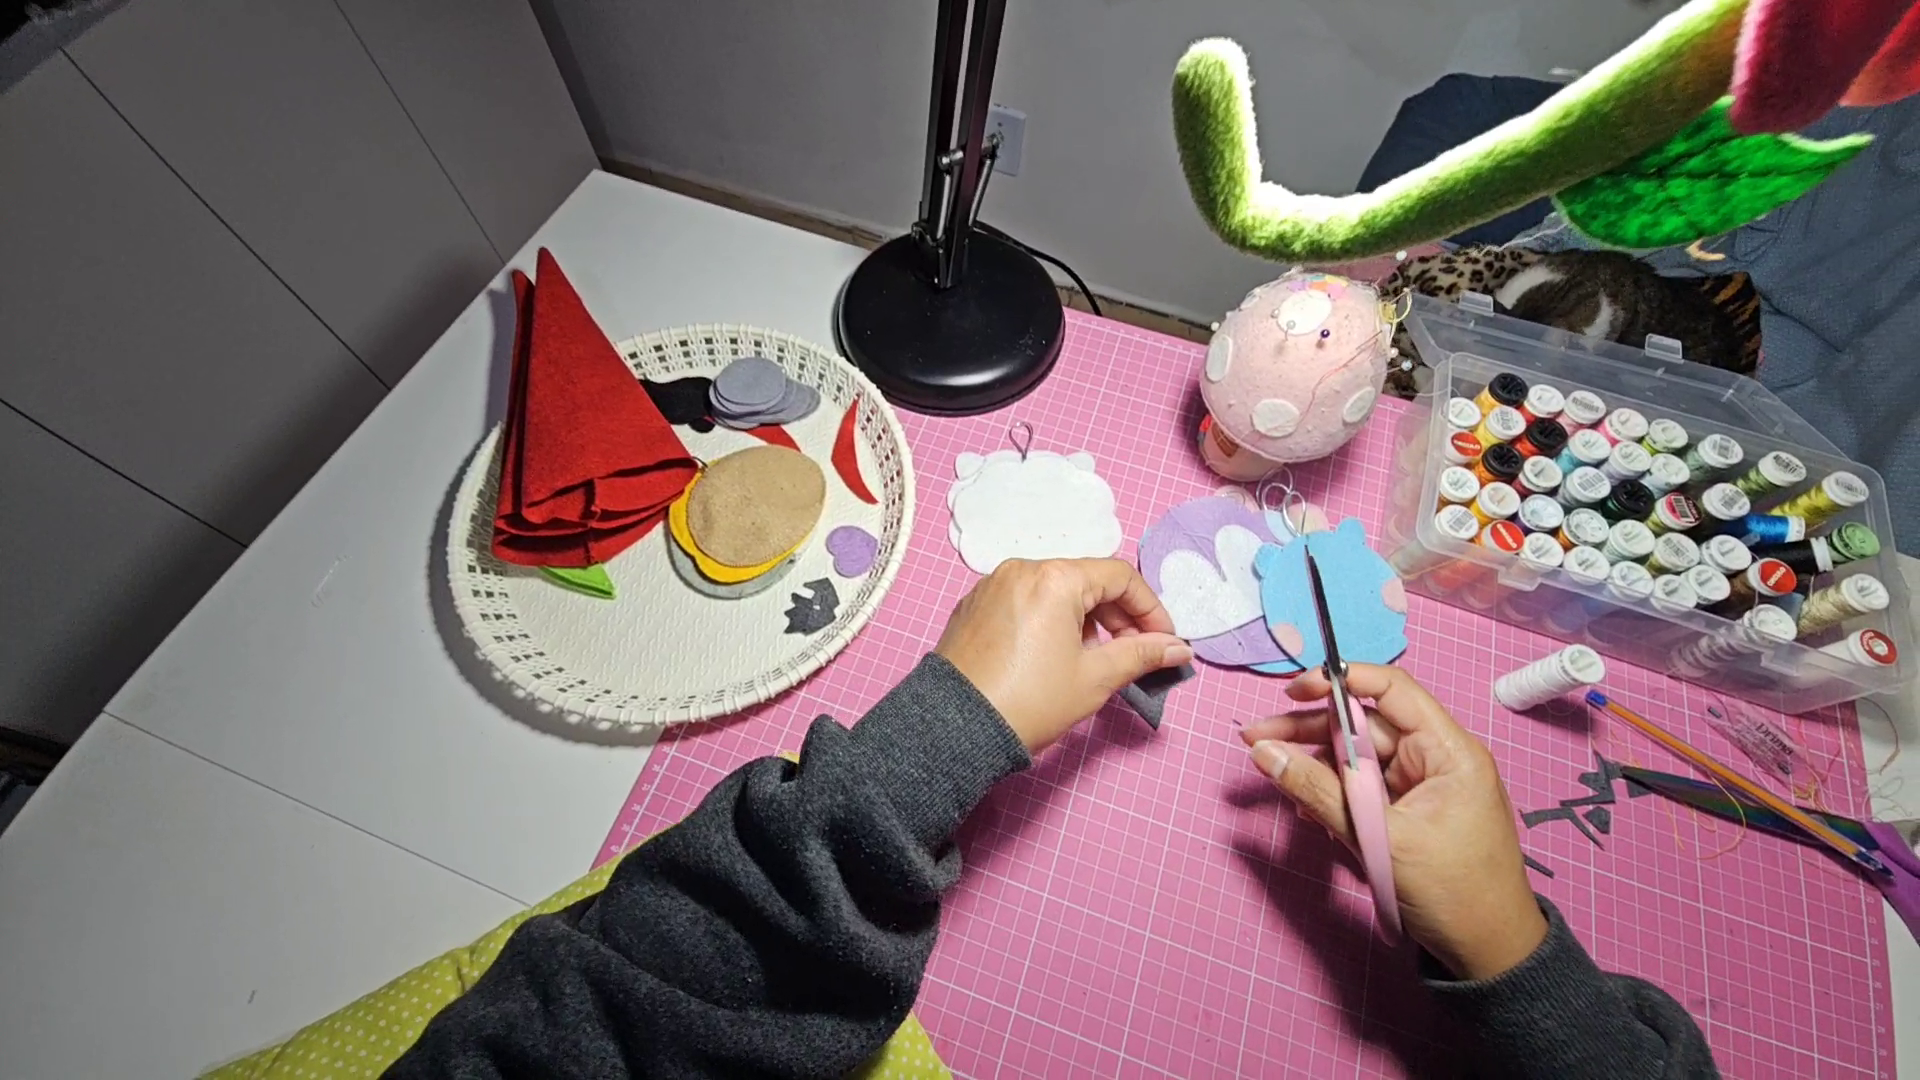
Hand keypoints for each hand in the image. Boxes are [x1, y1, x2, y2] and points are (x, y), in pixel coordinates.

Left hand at [936, 558, 1192, 752]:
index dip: (1150, 608)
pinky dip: (1049, 619)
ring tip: (1093, 659)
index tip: (1164, 641)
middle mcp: (1021, 569)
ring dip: (1084, 618)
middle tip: (1135, 653)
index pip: (1119, 576)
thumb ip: (1141, 655)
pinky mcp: (974, 604)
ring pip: (1054, 589)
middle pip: (1086, 579)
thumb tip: (1177, 648)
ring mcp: (993, 585)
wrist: (955, 728)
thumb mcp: (1095, 678)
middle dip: (1117, 615)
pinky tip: (1054, 654)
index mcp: (1054, 578)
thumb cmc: (1030, 701)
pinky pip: (1025, 600)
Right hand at [1240, 664, 1546, 979]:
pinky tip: (1305, 807)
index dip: (1340, 681)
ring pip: (1351, 755)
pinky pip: (1356, 785)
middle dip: (1306, 731)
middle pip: (1358, 724)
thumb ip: (1317, 790)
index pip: (1391, 690)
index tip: (1293, 692)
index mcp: (1446, 751)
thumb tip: (1263, 752)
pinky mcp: (1402, 806)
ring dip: (1312, 766)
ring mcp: (1416, 783)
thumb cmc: (1453, 893)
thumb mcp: (1379, 837)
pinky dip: (1328, 791)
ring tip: (1278, 782)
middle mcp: (1431, 757)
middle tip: (1256, 740)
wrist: (1489, 957)